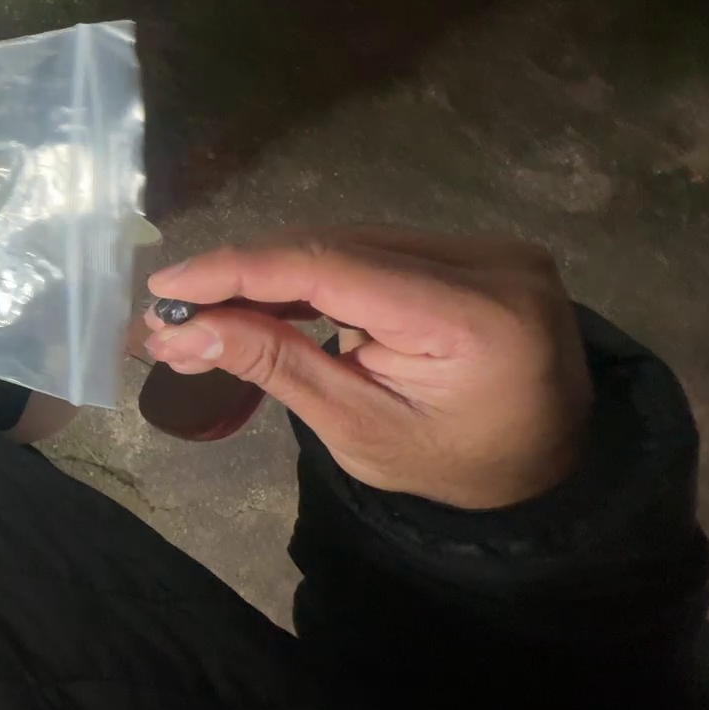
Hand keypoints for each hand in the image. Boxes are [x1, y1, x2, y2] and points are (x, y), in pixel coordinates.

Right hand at [142, 230, 592, 509]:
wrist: (546, 465)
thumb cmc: (452, 464)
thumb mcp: (355, 428)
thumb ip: (273, 365)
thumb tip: (181, 332)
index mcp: (474, 316)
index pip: (328, 268)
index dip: (233, 271)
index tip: (162, 288)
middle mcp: (485, 262)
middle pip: (324, 248)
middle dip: (232, 281)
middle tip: (166, 318)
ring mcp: (475, 250)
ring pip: (330, 244)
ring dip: (253, 280)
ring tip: (193, 319)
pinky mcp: (455, 253)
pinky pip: (351, 253)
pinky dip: (289, 279)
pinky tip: (244, 305)